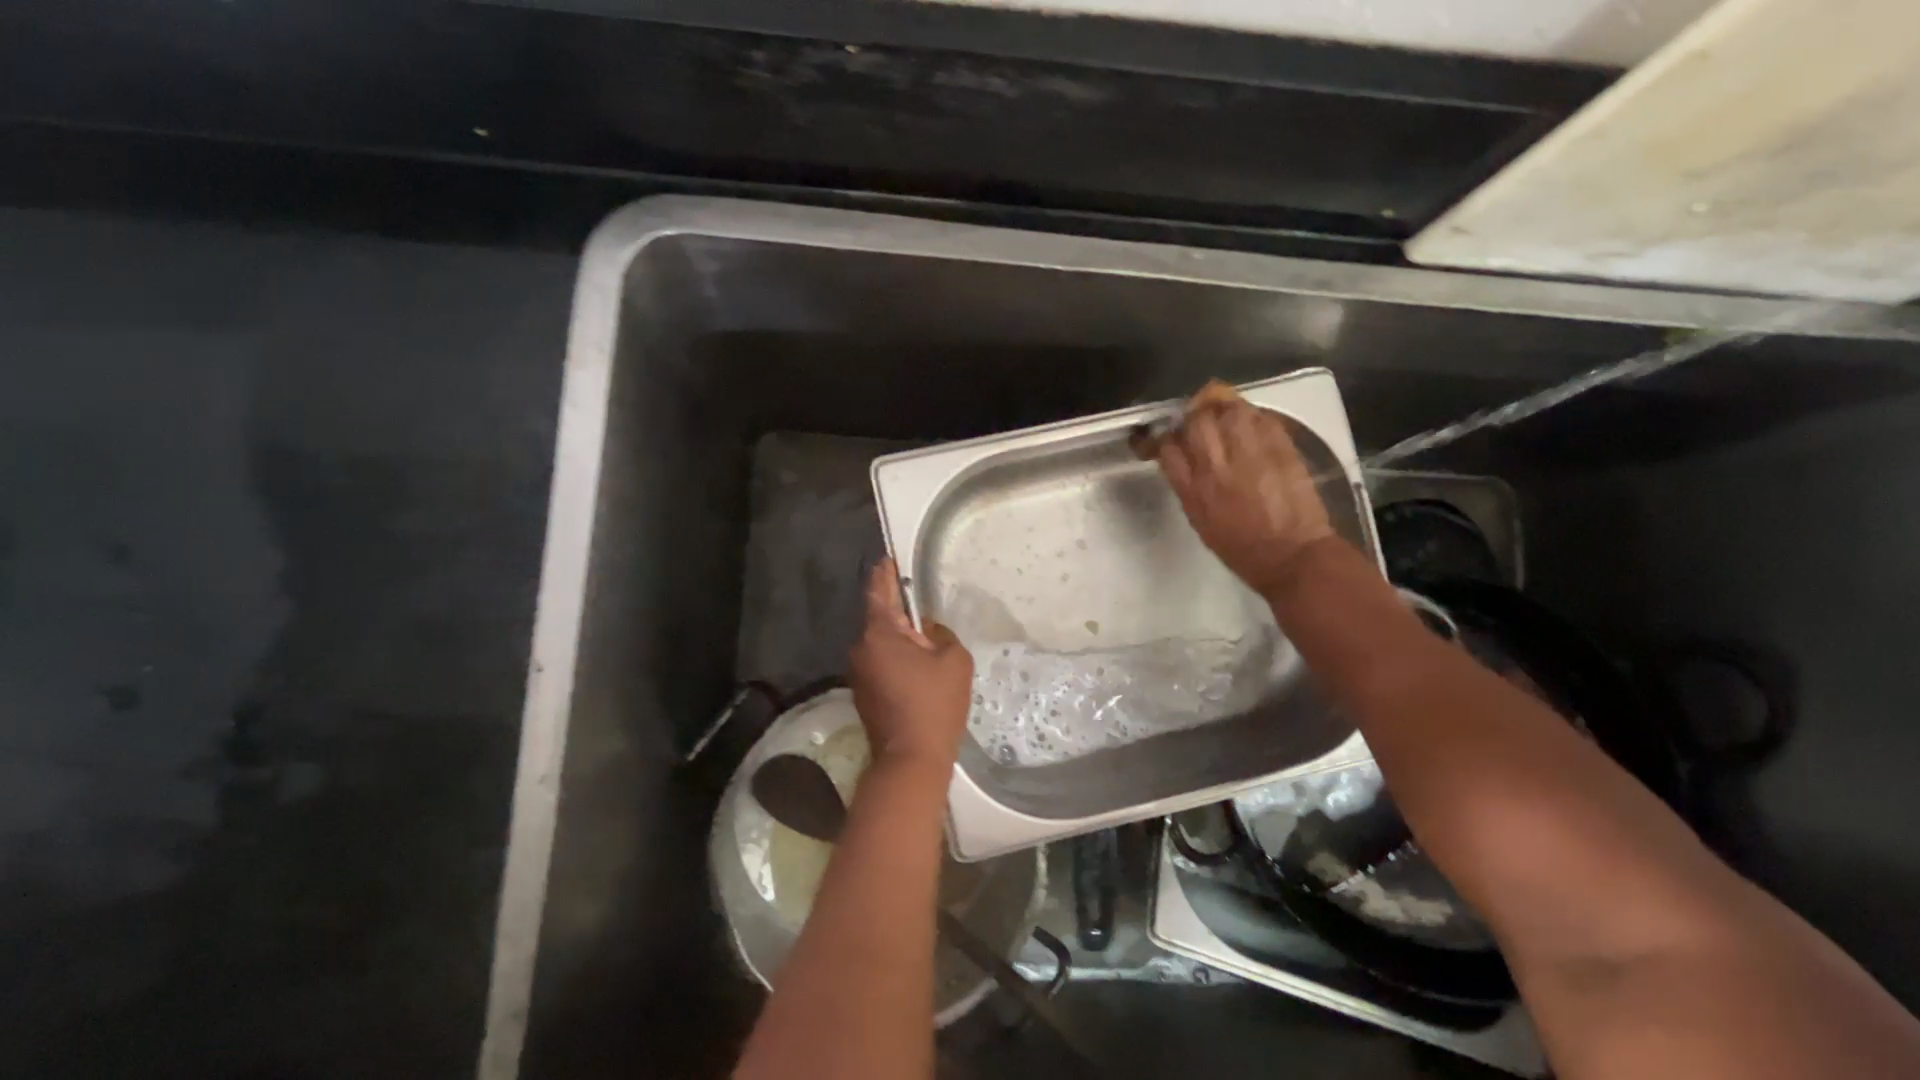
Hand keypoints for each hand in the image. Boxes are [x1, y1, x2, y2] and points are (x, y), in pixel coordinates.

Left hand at [849, 558, 974, 770]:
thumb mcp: (954, 660)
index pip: (879, 591)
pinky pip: (881, 663)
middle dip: (899, 609)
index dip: (885, 573)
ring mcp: (858, 673)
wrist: (910, 760)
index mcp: (879, 634)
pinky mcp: (863, 693)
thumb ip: (942, 634)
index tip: (888, 557)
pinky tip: (917, 666)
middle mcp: (861, 648)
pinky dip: (896, 658)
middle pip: (880, 619)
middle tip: (921, 599)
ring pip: (881, 644)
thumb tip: (927, 631)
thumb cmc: (934, 706)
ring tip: (925, 636)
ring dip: (899, 638)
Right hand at [1152, 380, 1337, 596]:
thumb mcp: (1201, 521)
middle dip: (1193, 414)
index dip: (1164, 436)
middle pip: (1195, 420)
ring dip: (1223, 407)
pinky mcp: (1280, 448)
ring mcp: (1250, 454)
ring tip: (1226, 414)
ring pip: (1227, 409)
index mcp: (1193, 490)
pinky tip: (1252, 423)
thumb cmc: (1243, 550)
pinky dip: (1252, 414)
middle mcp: (1216, 467)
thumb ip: (1189, 487)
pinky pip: (1261, 416)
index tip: (1170, 436)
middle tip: (1200, 419)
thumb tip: (1185, 462)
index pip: (1167, 447)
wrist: (1292, 557)